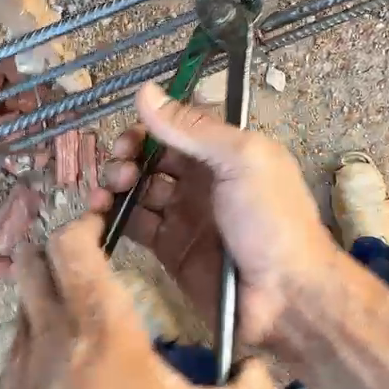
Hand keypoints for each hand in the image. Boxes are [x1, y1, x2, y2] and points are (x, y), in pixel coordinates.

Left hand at [0, 216, 280, 388]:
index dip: (83, 222)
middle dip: (54, 247)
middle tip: (87, 257)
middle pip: (31, 261)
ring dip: (44, 293)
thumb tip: (265, 369)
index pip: (70, 244)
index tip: (104, 223)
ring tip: (79, 311)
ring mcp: (17, 371)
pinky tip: (63, 372)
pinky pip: (14, 351)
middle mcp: (49, 335)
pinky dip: (35, 341)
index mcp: (100, 326)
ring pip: (21, 304)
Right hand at [89, 84, 340, 347]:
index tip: (132, 135)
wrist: (288, 298)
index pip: (178, 125)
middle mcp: (202, 178)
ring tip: (108, 192)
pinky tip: (101, 213)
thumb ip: (192, 128)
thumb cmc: (273, 219)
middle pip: (153, 155)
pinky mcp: (171, 248)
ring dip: (116, 182)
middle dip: (129, 154)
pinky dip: (114, 216)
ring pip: (139, 187)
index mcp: (224, 151)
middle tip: (120, 166)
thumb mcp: (241, 160)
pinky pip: (136, 224)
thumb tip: (146, 90)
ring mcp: (185, 213)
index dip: (151, 125)